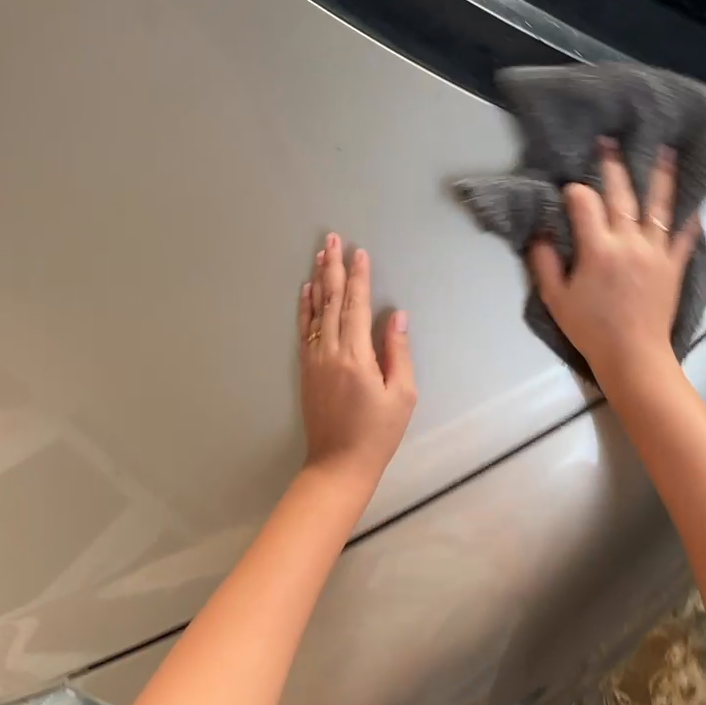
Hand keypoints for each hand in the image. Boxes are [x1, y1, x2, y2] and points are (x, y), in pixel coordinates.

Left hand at [296, 234, 415, 489]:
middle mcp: (331, 352)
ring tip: (320, 254)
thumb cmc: (377, 433)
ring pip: (316, 311)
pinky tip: (306, 290)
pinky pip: (304, 330)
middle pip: (332, 301)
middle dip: (334, 267)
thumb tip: (398, 315)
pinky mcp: (306, 370)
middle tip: (332, 239)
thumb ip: (398, 352)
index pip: (357, 306)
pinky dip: (305, 308)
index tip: (360, 252)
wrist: (337, 465)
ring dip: (319, 280)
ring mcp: (314, 360)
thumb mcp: (401, 395)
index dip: (359, 277)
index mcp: (356, 356)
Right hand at [529, 140, 700, 377]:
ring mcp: (656, 251)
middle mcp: (629, 243)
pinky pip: (687, 233)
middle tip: (608, 141)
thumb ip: (543, 261)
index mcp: (597, 250)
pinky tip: (698, 194)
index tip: (569, 191)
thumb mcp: (555, 298)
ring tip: (663, 148)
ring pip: (659, 205)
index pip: (584, 204)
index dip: (574, 191)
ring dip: (659, 175)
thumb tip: (540, 231)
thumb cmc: (590, 329)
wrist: (633, 356)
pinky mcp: (674, 263)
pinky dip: (692, 213)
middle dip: (613, 166)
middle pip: (621, 195)